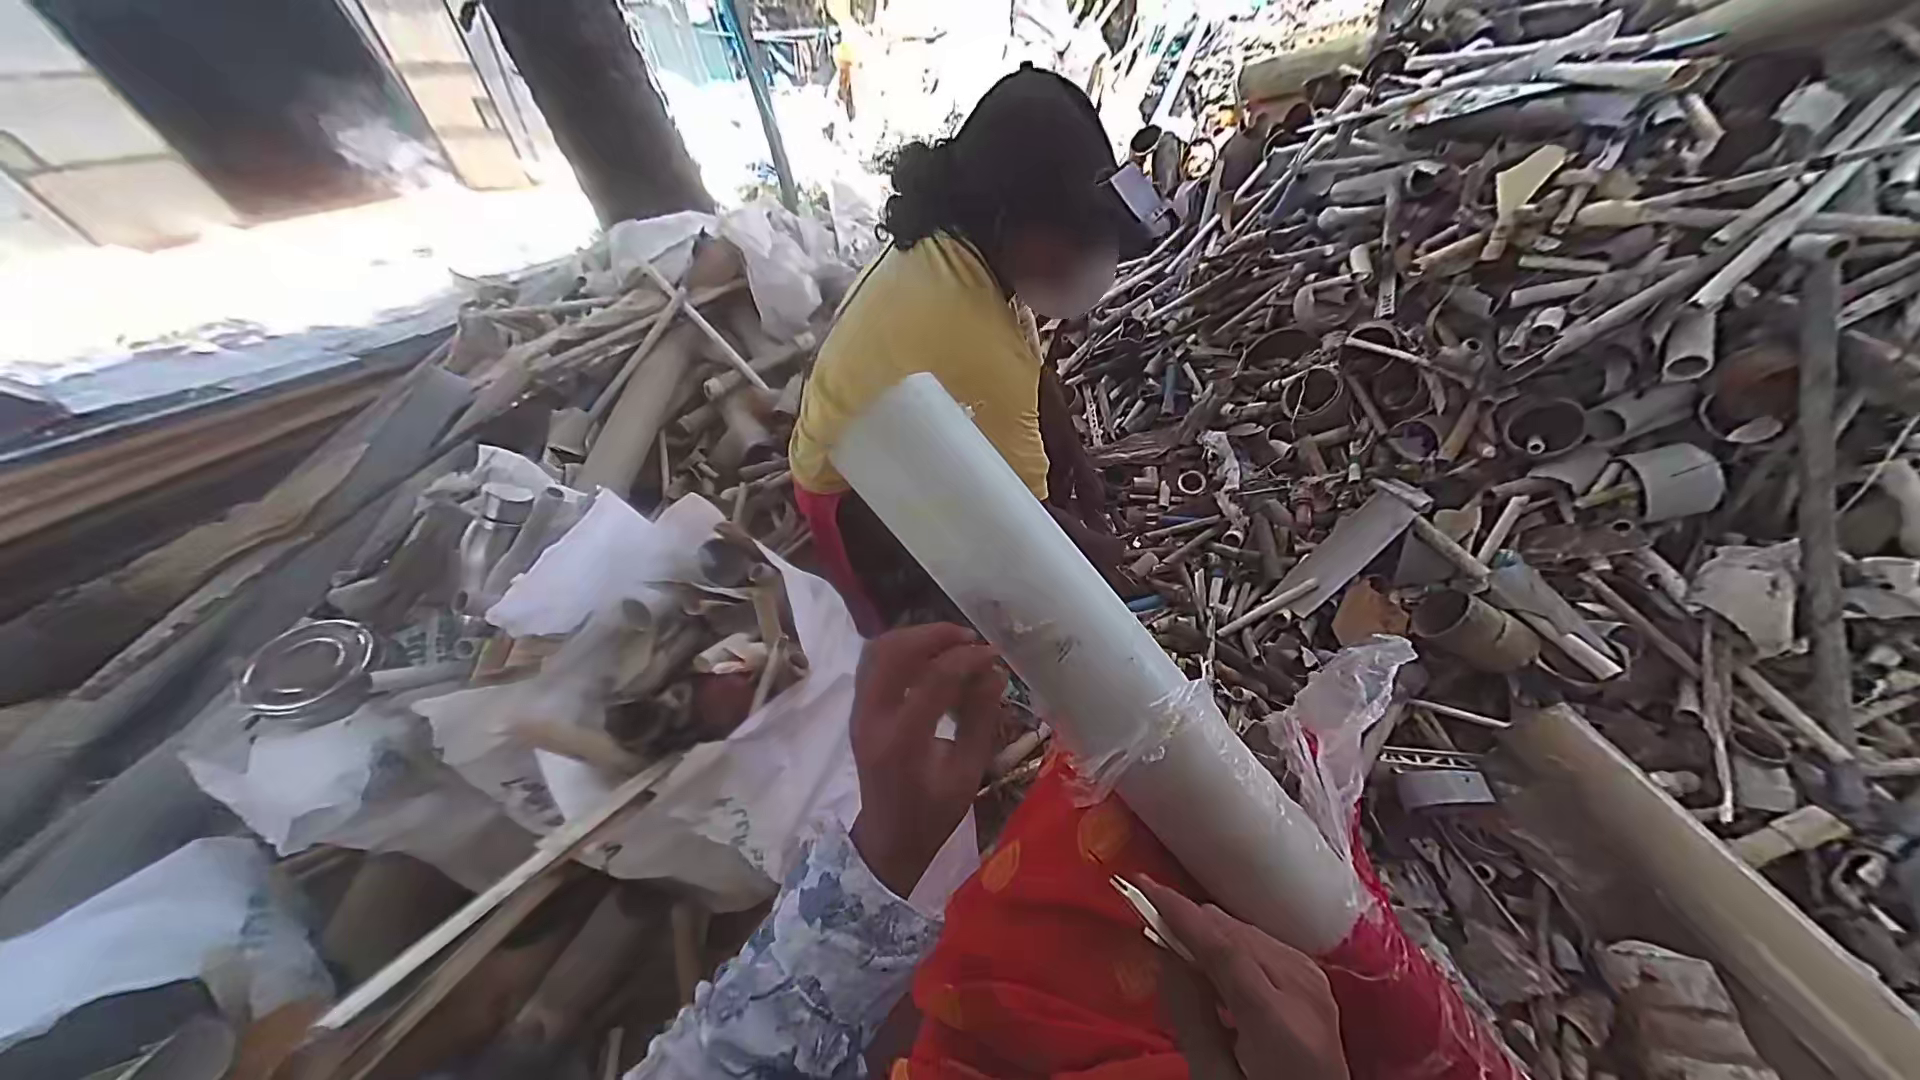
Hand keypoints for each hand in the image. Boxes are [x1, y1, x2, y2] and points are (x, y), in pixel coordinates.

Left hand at [848, 624, 1005, 896]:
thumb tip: (995, 672)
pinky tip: (929, 656)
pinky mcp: (857, 708)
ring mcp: (858, 711)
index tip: (993, 653)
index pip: (933, 680)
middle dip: (933, 635)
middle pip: (893, 652)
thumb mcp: (968, 773)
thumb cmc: (933, 814)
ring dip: (914, 637)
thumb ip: (981, 720)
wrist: (888, 839)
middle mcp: (872, 719)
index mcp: (902, 742)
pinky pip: (872, 662)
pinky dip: (901, 648)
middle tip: (968, 637)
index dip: (966, 659)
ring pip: (877, 650)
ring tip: (950, 642)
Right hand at [1137, 877, 1348, 1079]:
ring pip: (1242, 929)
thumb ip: (1188, 1014)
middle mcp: (1303, 992)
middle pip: (1232, 933)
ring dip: (1208, 935)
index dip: (1179, 912)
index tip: (1141, 884)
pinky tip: (1217, 970)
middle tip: (1154, 933)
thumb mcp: (1216, 1078)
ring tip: (1185, 960)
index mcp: (1281, 1027)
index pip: (1223, 949)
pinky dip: (1229, 944)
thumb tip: (1161, 948)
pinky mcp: (1314, 977)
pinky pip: (1258, 939)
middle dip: (1190, 925)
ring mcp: (1313, 981)